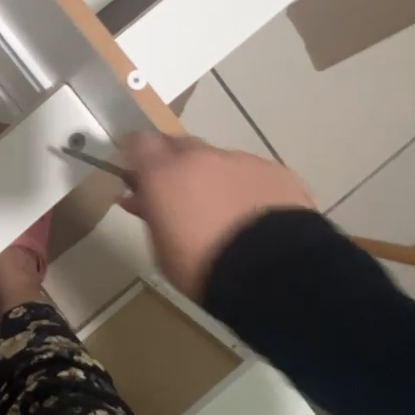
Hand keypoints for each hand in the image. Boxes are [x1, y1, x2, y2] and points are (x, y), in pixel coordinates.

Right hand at [120, 132, 315, 298]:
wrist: (274, 271)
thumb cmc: (203, 266)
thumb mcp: (162, 248)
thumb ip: (150, 215)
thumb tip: (140, 198)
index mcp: (163, 174)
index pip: (139, 142)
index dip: (139, 154)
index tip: (140, 172)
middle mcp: (198, 157)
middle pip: (180, 145)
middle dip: (177, 164)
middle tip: (182, 194)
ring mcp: (239, 160)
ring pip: (218, 160)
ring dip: (215, 177)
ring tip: (228, 212)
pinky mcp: (274, 170)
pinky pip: (252, 172)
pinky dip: (248, 187)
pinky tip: (258, 215)